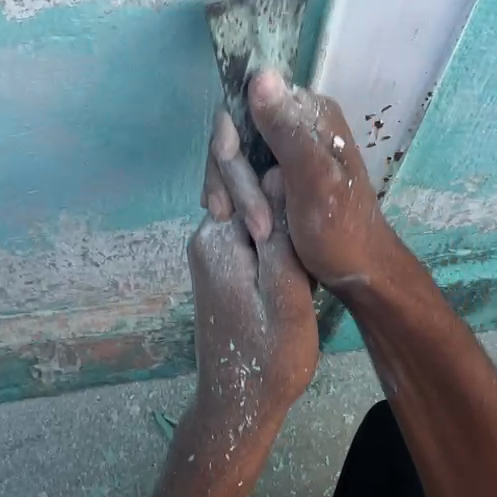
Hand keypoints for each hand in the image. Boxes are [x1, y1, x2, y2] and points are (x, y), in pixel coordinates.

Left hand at [191, 112, 317, 420]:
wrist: (237, 405)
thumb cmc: (269, 360)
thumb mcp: (288, 303)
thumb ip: (282, 240)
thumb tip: (279, 178)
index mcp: (221, 242)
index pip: (231, 174)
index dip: (248, 138)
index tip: (260, 93)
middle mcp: (208, 236)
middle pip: (223, 172)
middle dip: (244, 136)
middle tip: (264, 90)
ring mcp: (212, 246)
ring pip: (229, 188)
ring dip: (248, 158)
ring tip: (271, 119)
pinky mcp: (221, 257)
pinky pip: (236, 208)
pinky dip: (253, 186)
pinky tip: (276, 173)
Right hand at [247, 70, 399, 290]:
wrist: (356, 272)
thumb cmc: (339, 231)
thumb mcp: (313, 180)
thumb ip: (285, 130)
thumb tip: (259, 75)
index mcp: (310, 112)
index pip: (246, 103)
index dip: (230, 140)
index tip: (229, 180)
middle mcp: (297, 121)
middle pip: (235, 130)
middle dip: (233, 176)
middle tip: (241, 218)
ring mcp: (285, 146)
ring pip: (233, 154)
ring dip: (233, 192)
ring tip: (252, 229)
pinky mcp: (274, 170)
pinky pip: (237, 172)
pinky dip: (232, 195)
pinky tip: (232, 218)